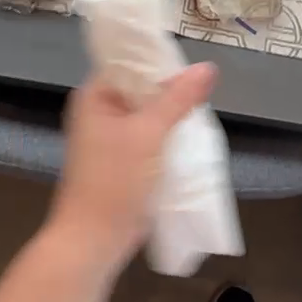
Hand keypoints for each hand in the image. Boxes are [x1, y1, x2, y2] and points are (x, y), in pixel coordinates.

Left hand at [47, 62, 218, 268]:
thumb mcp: (149, 133)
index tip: (192, 63)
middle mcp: (100, 110)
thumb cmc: (113, 180)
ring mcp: (110, 136)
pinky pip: (149, 135)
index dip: (160, 60)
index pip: (130, 61)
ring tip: (202, 108)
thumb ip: (178, 98)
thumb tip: (207, 67)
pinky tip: (191, 134)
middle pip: (141, 87)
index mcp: (95, 95)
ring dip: (172, 113)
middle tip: (204, 88)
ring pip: (148, 112)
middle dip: (171, 88)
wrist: (93, 241)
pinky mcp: (122, 159)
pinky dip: (167, 134)